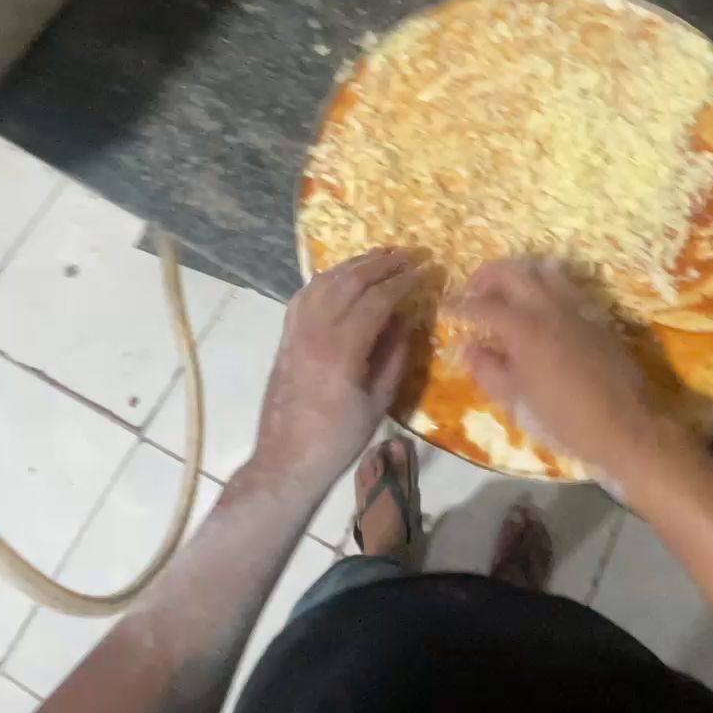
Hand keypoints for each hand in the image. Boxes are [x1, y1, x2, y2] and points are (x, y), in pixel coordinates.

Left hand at [250, 247, 420, 486]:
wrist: (286, 459)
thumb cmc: (339, 437)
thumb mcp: (378, 400)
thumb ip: (394, 354)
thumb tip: (407, 316)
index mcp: (342, 349)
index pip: (377, 299)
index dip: (404, 281)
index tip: (426, 270)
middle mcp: (315, 330)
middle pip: (350, 280)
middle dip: (383, 262)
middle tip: (410, 253)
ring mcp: (296, 329)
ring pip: (326, 280)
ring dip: (356, 263)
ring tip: (382, 255)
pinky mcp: (286, 334)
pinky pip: (307, 292)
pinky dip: (329, 277)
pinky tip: (344, 275)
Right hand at [457, 257, 662, 470]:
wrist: (629, 427)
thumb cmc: (567, 421)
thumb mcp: (518, 403)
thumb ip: (489, 370)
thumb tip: (468, 348)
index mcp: (524, 329)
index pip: (482, 305)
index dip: (459, 305)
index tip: (445, 308)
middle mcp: (548, 308)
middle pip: (510, 270)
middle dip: (485, 277)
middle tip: (472, 294)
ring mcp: (576, 308)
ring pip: (541, 269)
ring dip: (517, 275)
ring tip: (505, 295)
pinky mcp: (595, 316)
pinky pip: (564, 286)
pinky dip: (543, 285)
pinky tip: (539, 308)